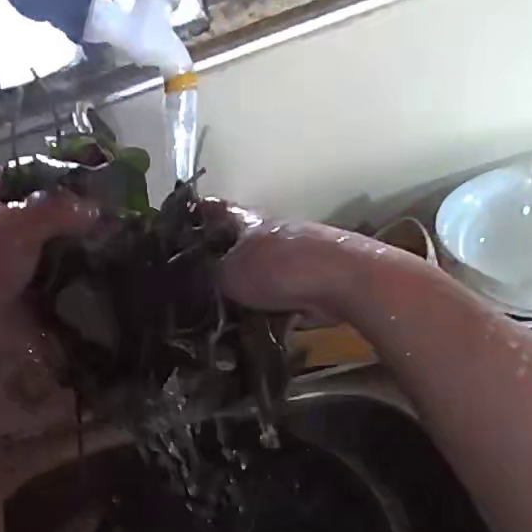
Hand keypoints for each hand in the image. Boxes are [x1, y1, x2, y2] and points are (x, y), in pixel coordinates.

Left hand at [0, 172, 96, 372]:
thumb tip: (95, 206)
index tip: (78, 177)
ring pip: (47, 253)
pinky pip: (56, 287)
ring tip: (112, 242)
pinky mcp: (24, 306)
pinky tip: (101, 276)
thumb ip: (57, 209)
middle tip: (106, 213)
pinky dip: (76, 283)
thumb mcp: (17, 225)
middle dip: (67, 216)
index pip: (6, 179)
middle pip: (33, 218)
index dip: (38, 173)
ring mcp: (6, 274)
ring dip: (75, 250)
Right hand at [214, 206, 417, 316]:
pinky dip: (274, 302)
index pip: (219, 210)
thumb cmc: (279, 270)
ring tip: (230, 308)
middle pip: (243, 240)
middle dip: (226, 255)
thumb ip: (213, 276)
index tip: (188, 216)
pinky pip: (286, 290)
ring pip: (267, 267)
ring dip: (252, 282)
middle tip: (204, 277)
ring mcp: (301, 253)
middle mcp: (275, 231)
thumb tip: (207, 279)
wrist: (343, 281)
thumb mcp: (230, 275)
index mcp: (249, 222)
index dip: (202, 212)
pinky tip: (261, 321)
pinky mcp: (318, 277)